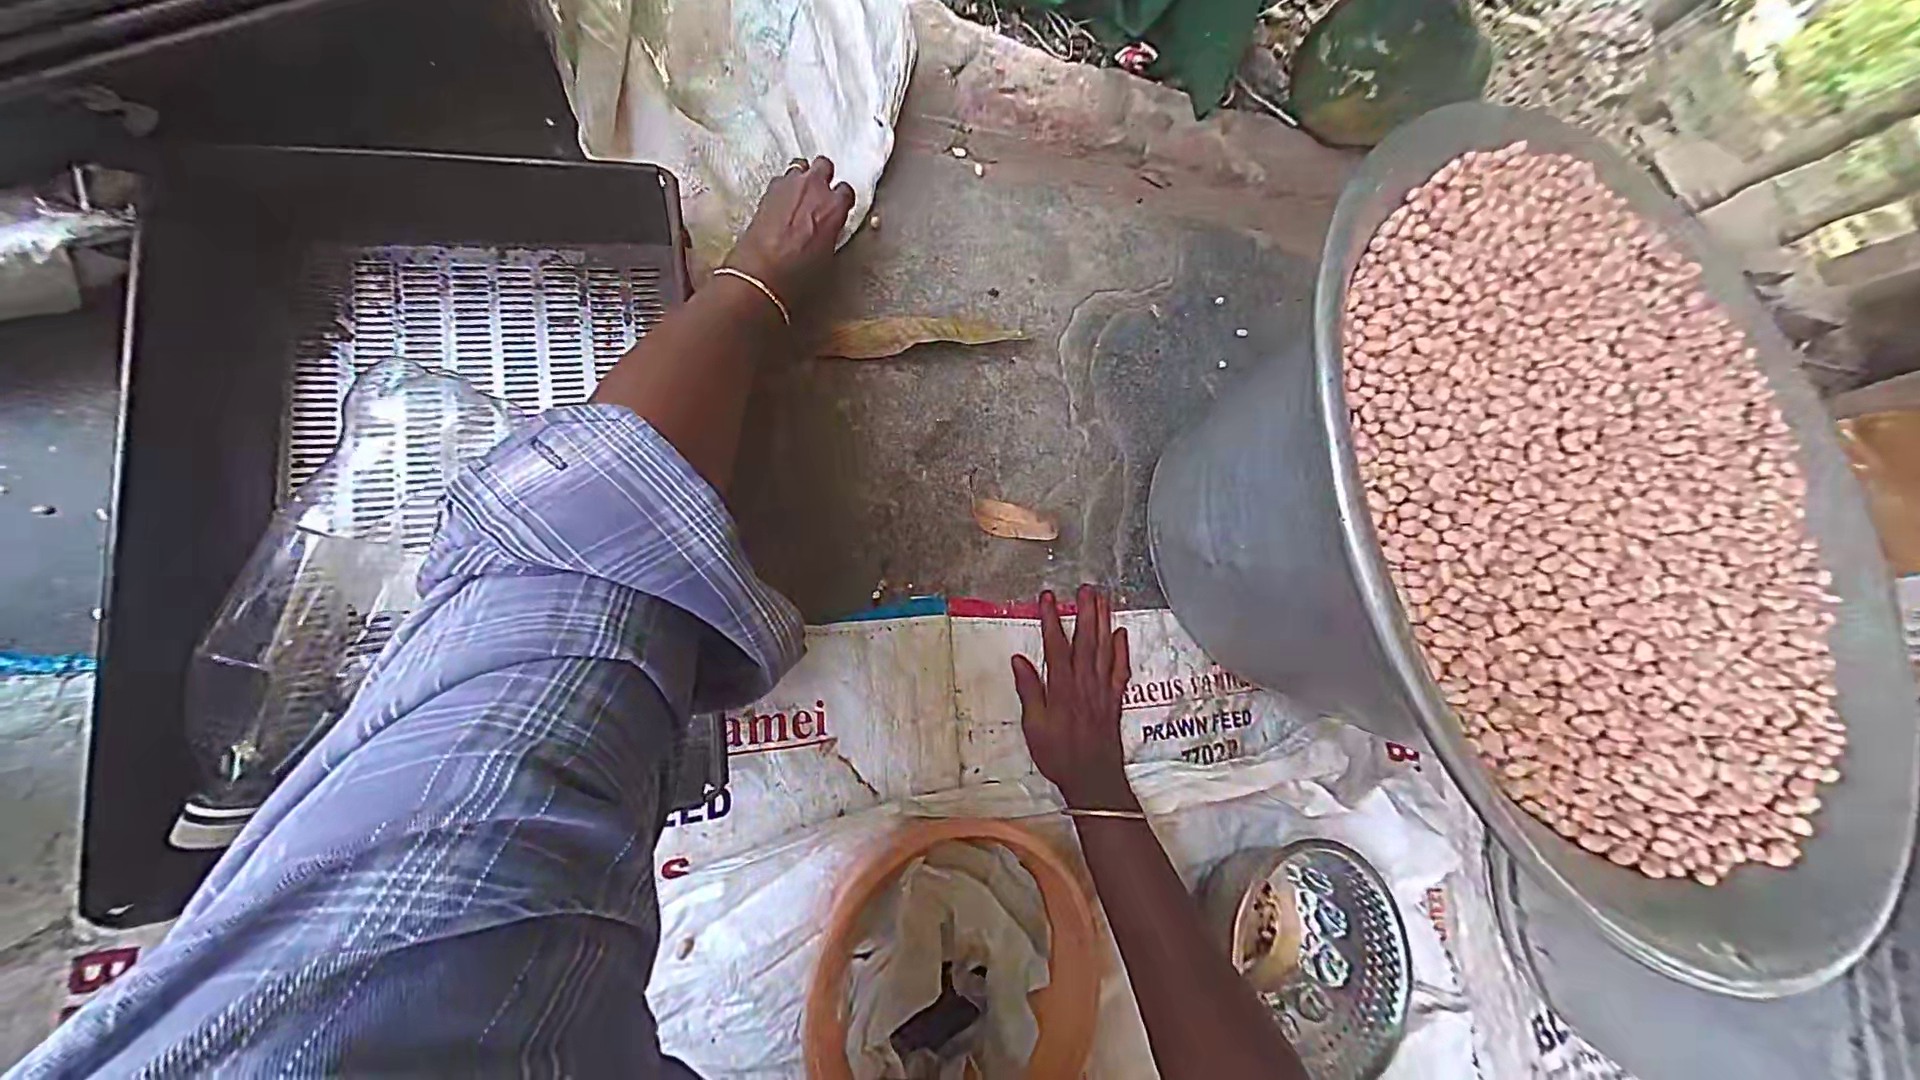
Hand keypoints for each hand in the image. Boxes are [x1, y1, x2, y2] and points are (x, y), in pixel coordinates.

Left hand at [723, 156, 854, 318]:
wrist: (763, 273)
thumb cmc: (799, 272)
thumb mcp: (827, 255)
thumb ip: (831, 231)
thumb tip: (829, 227)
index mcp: (833, 207)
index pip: (846, 191)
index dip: (842, 200)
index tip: (839, 209)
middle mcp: (813, 187)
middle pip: (823, 165)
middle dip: (823, 176)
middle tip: (820, 195)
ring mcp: (789, 184)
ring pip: (800, 167)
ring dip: (802, 178)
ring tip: (799, 198)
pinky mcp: (768, 189)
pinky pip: (781, 180)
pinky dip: (784, 188)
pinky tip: (782, 206)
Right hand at [1012, 585, 1135, 810]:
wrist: (1094, 779)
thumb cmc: (1059, 754)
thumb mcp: (1034, 726)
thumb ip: (1029, 691)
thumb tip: (1019, 660)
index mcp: (1062, 688)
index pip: (1056, 646)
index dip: (1051, 619)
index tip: (1047, 598)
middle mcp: (1085, 683)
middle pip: (1086, 640)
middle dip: (1085, 612)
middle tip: (1086, 588)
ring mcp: (1103, 689)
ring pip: (1104, 649)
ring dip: (1103, 622)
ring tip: (1102, 599)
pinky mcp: (1115, 698)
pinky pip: (1120, 669)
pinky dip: (1121, 650)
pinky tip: (1121, 633)